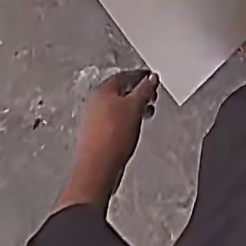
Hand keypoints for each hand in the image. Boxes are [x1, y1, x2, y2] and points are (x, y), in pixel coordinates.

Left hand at [57, 70, 157, 210]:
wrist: (98, 169)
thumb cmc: (112, 138)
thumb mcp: (135, 108)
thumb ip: (144, 90)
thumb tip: (151, 78)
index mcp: (102, 91)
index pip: (124, 76)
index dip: (140, 76)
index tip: (151, 78)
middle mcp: (95, 102)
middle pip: (120, 91)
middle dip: (138, 93)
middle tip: (151, 96)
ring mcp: (94, 119)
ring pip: (117, 107)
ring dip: (133, 108)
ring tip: (145, 114)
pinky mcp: (96, 135)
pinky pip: (114, 121)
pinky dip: (126, 120)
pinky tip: (133, 128)